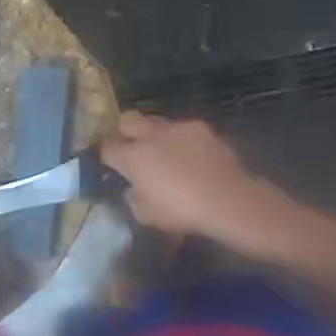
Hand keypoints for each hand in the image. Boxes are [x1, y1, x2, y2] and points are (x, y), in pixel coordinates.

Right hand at [99, 111, 304, 255]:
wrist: (229, 200)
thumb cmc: (183, 211)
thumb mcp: (146, 215)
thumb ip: (133, 197)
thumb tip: (132, 189)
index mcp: (133, 157)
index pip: (107, 147)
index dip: (105, 155)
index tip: (109, 163)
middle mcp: (151, 136)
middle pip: (126, 120)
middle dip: (124, 131)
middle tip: (131, 147)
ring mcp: (177, 128)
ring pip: (156, 122)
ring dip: (154, 134)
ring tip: (164, 152)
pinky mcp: (201, 128)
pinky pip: (183, 130)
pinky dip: (181, 140)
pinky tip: (191, 156)